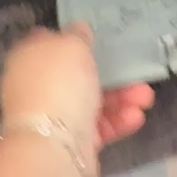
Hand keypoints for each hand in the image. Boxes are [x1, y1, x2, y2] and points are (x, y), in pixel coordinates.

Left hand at [0, 24, 155, 159]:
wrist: (53, 146)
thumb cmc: (60, 83)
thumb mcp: (72, 45)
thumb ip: (78, 35)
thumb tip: (78, 30)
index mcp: (30, 58)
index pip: (49, 43)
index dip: (73, 39)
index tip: (99, 39)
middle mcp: (38, 86)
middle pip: (77, 74)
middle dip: (111, 73)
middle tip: (137, 72)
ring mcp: (54, 116)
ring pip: (92, 101)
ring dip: (121, 98)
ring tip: (146, 99)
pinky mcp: (71, 142)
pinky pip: (97, 126)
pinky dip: (117, 121)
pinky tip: (136, 117)